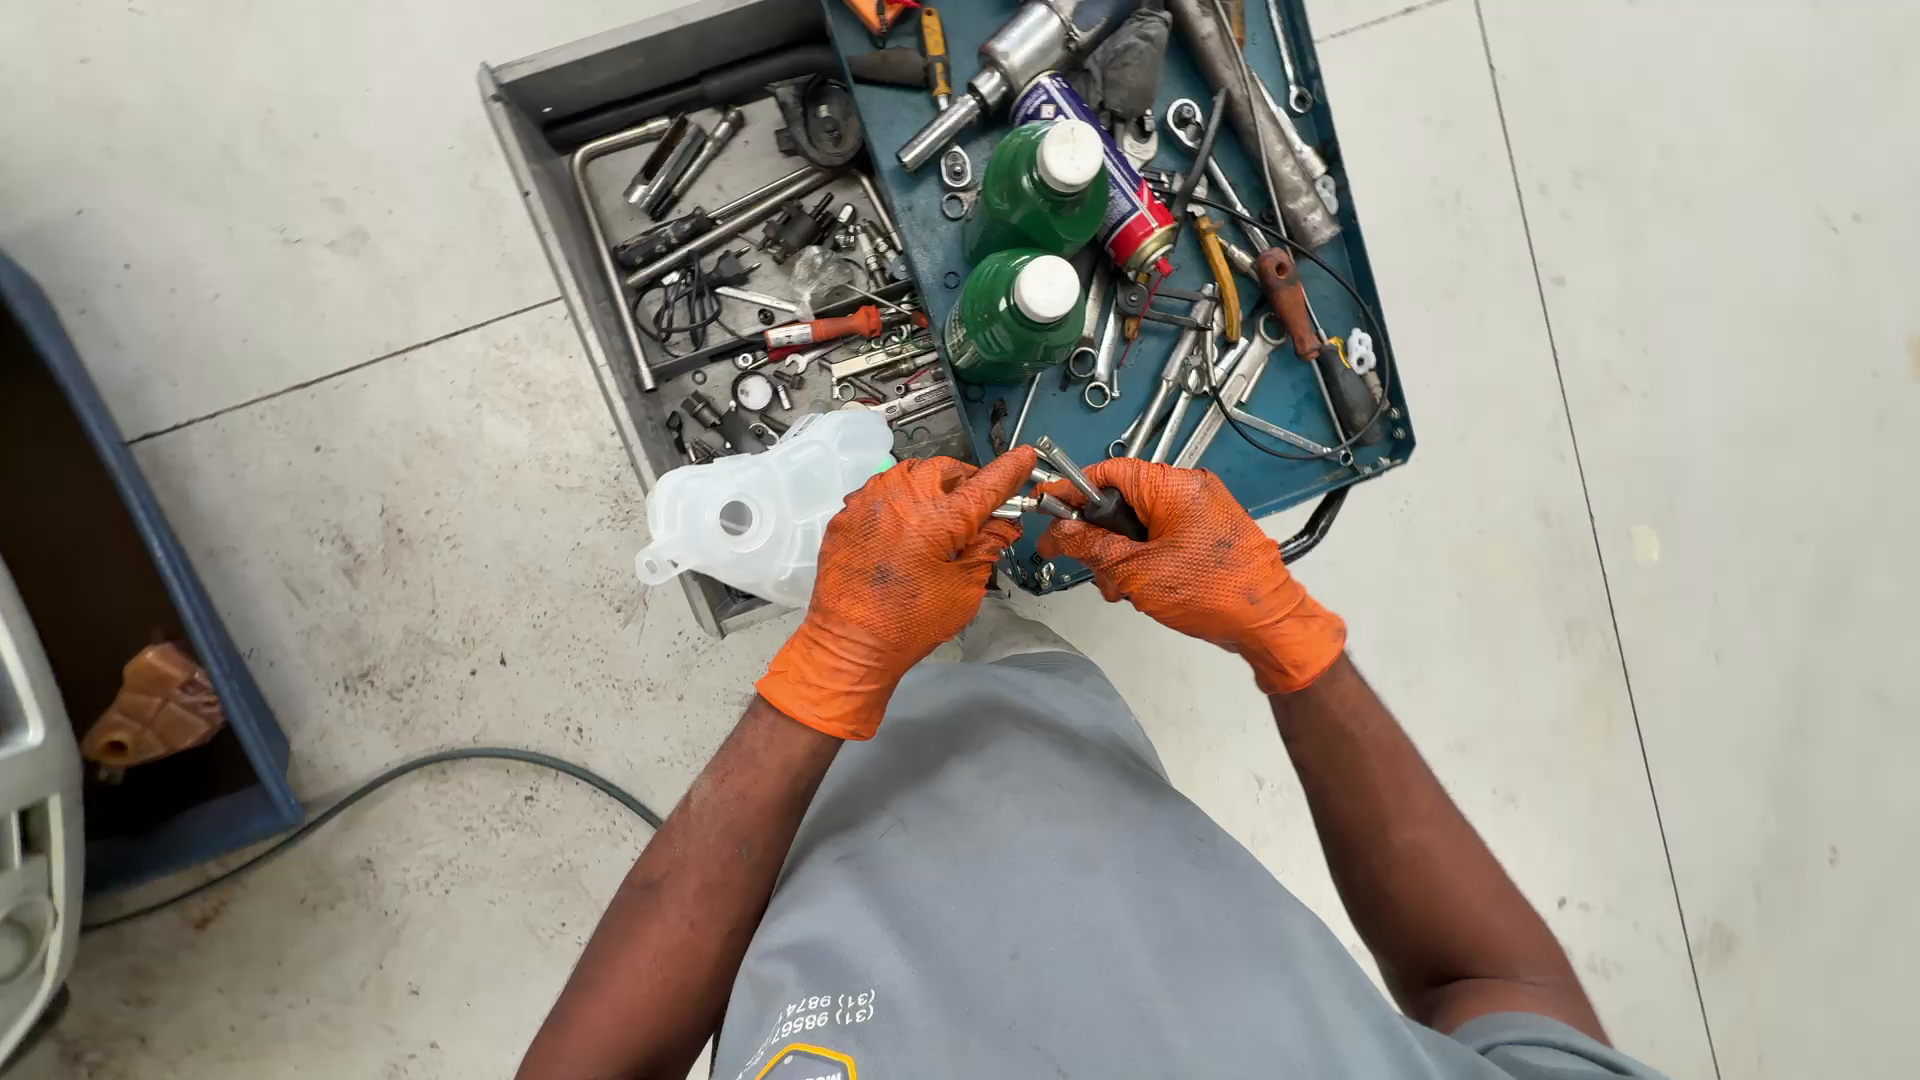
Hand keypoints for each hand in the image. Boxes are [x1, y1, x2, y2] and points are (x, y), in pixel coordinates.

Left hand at [757, 446, 1037, 739]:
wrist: (850, 644)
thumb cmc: (908, 623)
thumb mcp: (964, 588)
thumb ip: (987, 547)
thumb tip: (1003, 525)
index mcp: (940, 517)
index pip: (987, 484)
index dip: (1009, 471)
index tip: (1023, 459)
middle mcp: (902, 497)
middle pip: (945, 469)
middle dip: (965, 480)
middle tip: (974, 508)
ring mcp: (869, 502)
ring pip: (909, 473)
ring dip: (929, 486)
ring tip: (936, 516)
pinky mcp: (846, 515)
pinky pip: (879, 492)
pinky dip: (898, 501)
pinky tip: (902, 528)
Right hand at [1037, 459, 1344, 693]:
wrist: (1269, 626)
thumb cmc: (1214, 593)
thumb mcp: (1137, 572)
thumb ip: (1091, 546)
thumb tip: (1057, 532)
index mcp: (1173, 486)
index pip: (1108, 471)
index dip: (1073, 490)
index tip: (1047, 508)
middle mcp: (1188, 489)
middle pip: (1120, 501)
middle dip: (1098, 538)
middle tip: (1087, 567)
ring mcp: (1198, 511)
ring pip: (1137, 524)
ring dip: (1119, 556)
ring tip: (1121, 589)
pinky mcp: (1204, 532)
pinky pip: (1158, 535)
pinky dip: (1141, 559)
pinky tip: (1138, 588)